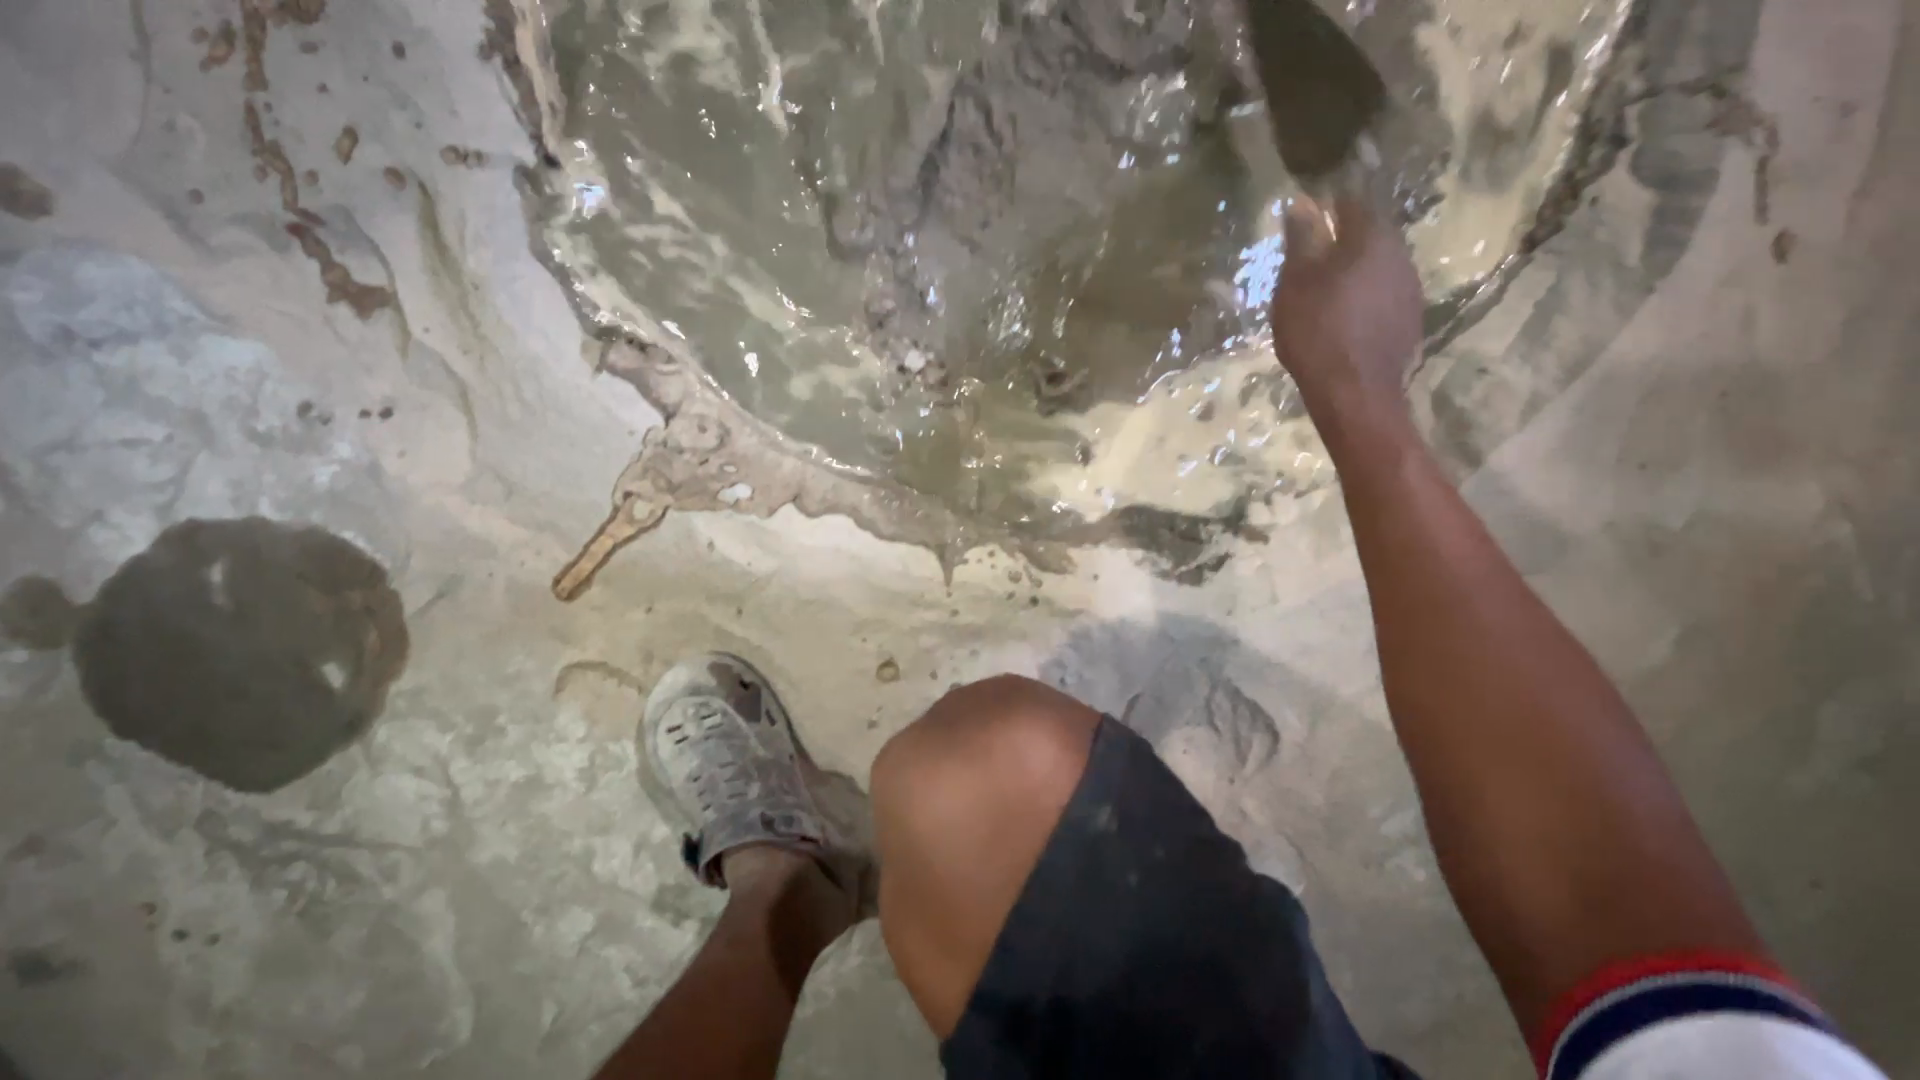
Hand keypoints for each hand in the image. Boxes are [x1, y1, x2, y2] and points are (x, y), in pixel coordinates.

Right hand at [1271, 196, 1422, 411]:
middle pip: (1370, 235)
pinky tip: (1346, 317)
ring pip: (1379, 266)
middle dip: (1343, 241)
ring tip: (1327, 290)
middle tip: (1312, 257)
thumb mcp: (1296, 283)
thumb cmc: (1317, 331)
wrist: (1355, 392)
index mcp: (1372, 238)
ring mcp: (1411, 289)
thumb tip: (1303, 203)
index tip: (1308, 216)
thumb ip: (1302, 239)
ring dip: (1356, 271)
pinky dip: (1366, 297)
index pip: (1352, 204)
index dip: (1328, 206)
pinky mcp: (1411, 320)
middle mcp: (1400, 255)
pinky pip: (1385, 295)